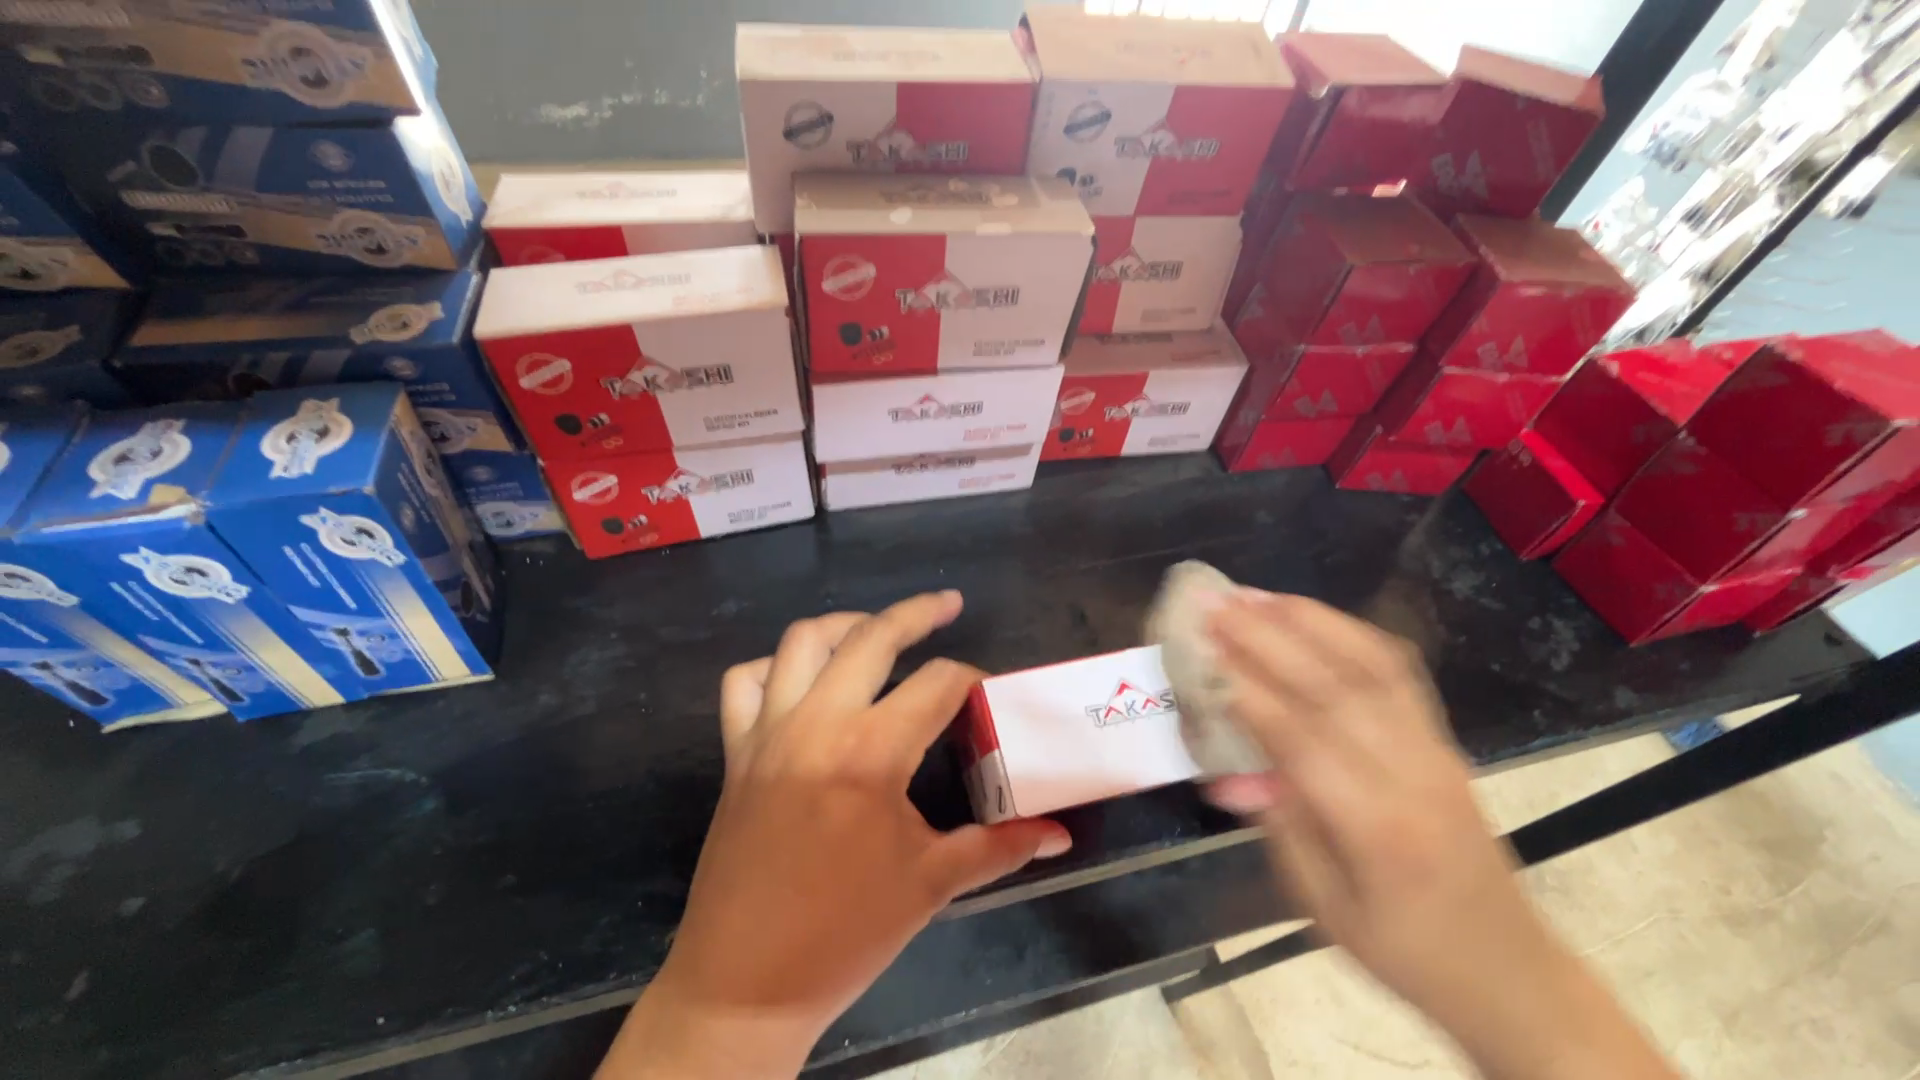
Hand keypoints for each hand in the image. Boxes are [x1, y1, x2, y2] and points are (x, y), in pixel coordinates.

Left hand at [599, 591, 1070, 1078]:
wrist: (745, 983)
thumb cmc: (846, 933)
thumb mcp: (931, 885)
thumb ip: (999, 847)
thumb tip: (1058, 835)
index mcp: (871, 752)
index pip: (937, 685)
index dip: (972, 681)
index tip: (987, 697)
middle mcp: (817, 723)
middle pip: (871, 637)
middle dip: (916, 613)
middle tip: (948, 604)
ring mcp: (768, 733)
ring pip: (802, 642)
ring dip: (845, 625)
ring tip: (877, 630)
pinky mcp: (736, 753)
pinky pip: (743, 684)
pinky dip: (773, 667)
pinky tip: (802, 679)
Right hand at [1205, 591, 1677, 1079]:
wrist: (1506, 966)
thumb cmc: (1403, 949)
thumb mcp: (1323, 906)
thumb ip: (1280, 827)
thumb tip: (1229, 771)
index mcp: (1378, 829)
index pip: (1304, 742)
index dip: (1249, 693)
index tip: (1202, 652)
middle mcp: (1412, 774)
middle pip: (1335, 688)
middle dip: (1268, 639)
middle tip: (1215, 604)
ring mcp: (1434, 748)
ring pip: (1371, 666)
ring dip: (1309, 621)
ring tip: (1255, 595)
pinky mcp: (1443, 738)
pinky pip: (1398, 672)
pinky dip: (1350, 633)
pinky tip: (1312, 617)